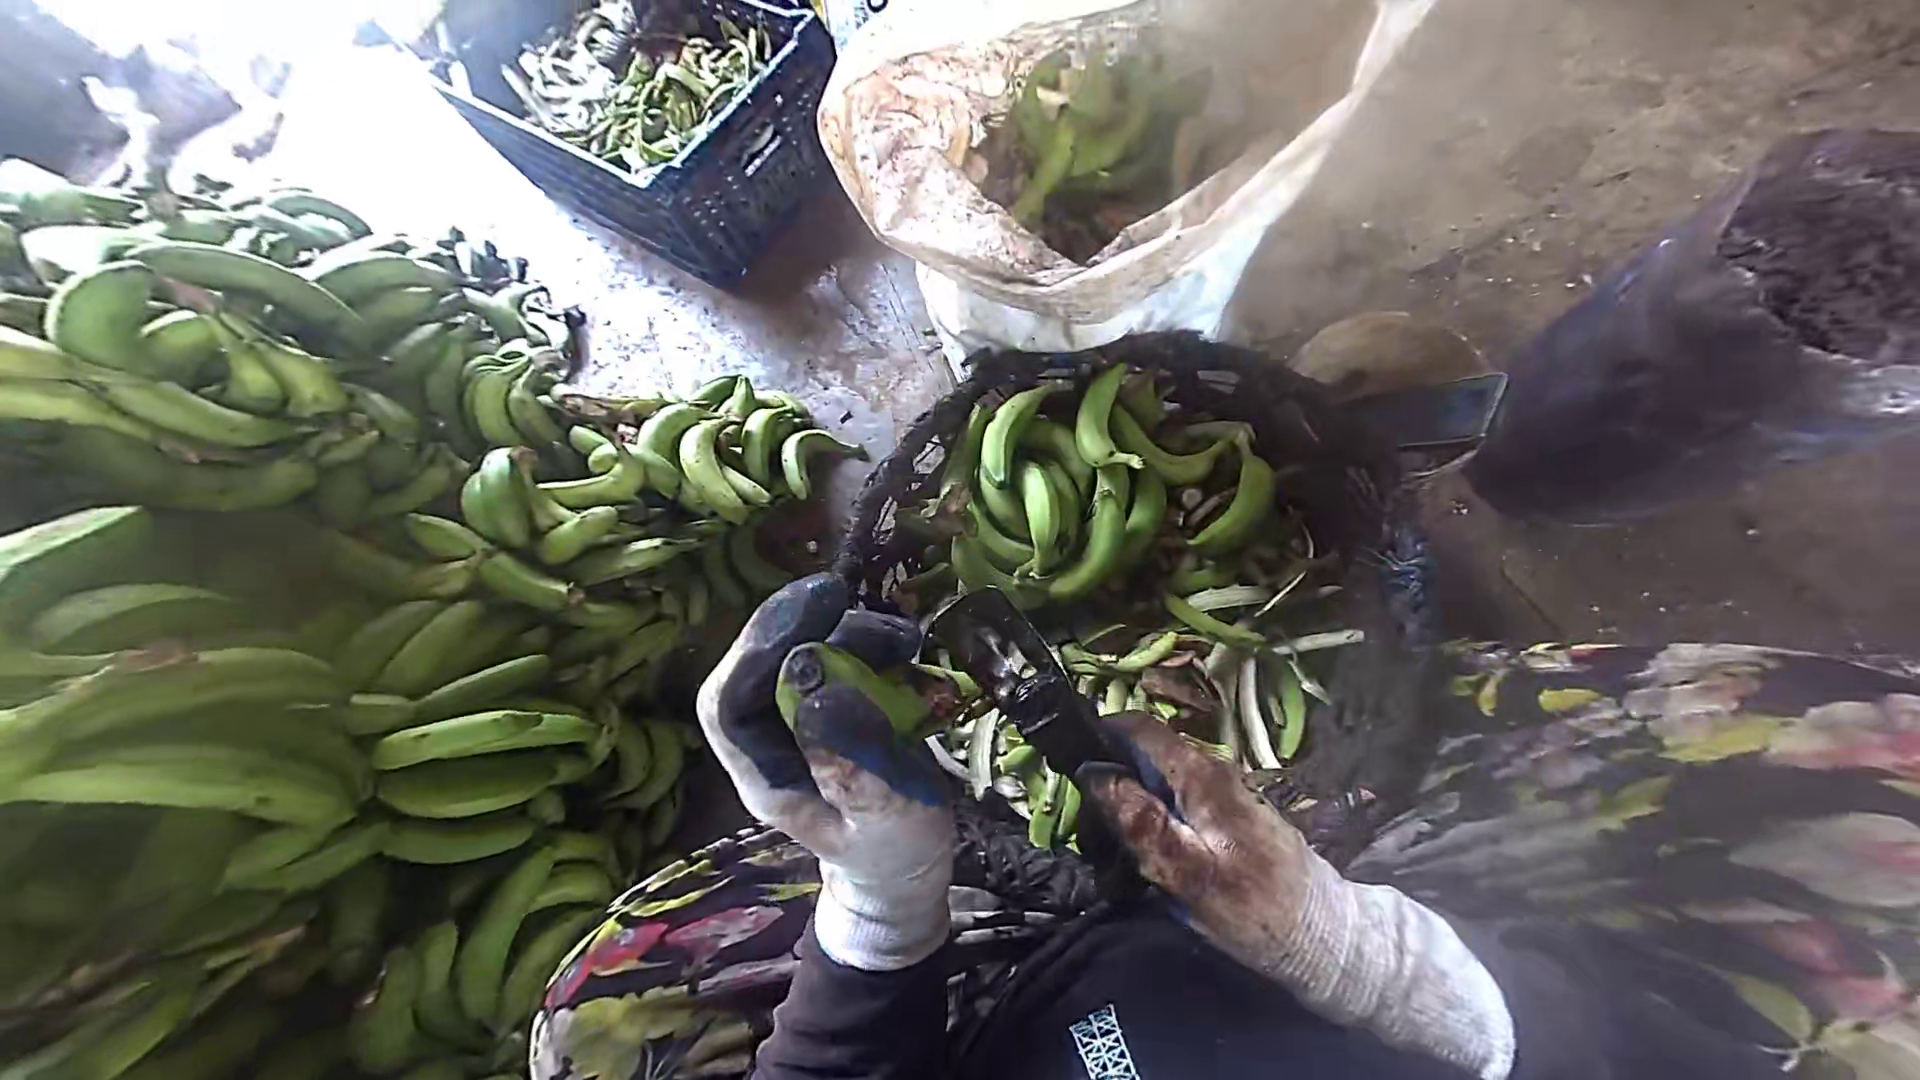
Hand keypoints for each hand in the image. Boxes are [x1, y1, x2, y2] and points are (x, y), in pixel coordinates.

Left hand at [697, 574, 951, 971]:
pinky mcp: (845, 698)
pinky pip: (847, 653)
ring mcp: (811, 713)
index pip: (728, 702)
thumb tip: (820, 688)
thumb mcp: (883, 816)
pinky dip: (877, 640)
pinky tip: (909, 648)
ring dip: (854, 630)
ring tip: (906, 641)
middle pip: (765, 662)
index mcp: (765, 772)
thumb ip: (852, 761)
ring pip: (810, 647)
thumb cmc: (892, 851)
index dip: (756, 648)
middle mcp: (776, 735)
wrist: (911, 860)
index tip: (806, 610)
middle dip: (801, 622)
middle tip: (839, 592)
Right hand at [1077, 712, 1313, 975]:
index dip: (1100, 731)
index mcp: (1198, 774)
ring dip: (1130, 786)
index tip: (1071, 756)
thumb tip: (1092, 772)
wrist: (1328, 938)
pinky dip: (1152, 802)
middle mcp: (1211, 767)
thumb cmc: (1253, 910)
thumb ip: (1138, 820)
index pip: (1138, 726)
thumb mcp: (1185, 873)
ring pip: (1159, 768)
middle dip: (1111, 764)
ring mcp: (1222, 786)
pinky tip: (1147, 839)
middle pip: (1146, 746)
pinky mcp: (1229, 807)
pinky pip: (1176, 789)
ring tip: (1111, 828)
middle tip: (1087, 806)